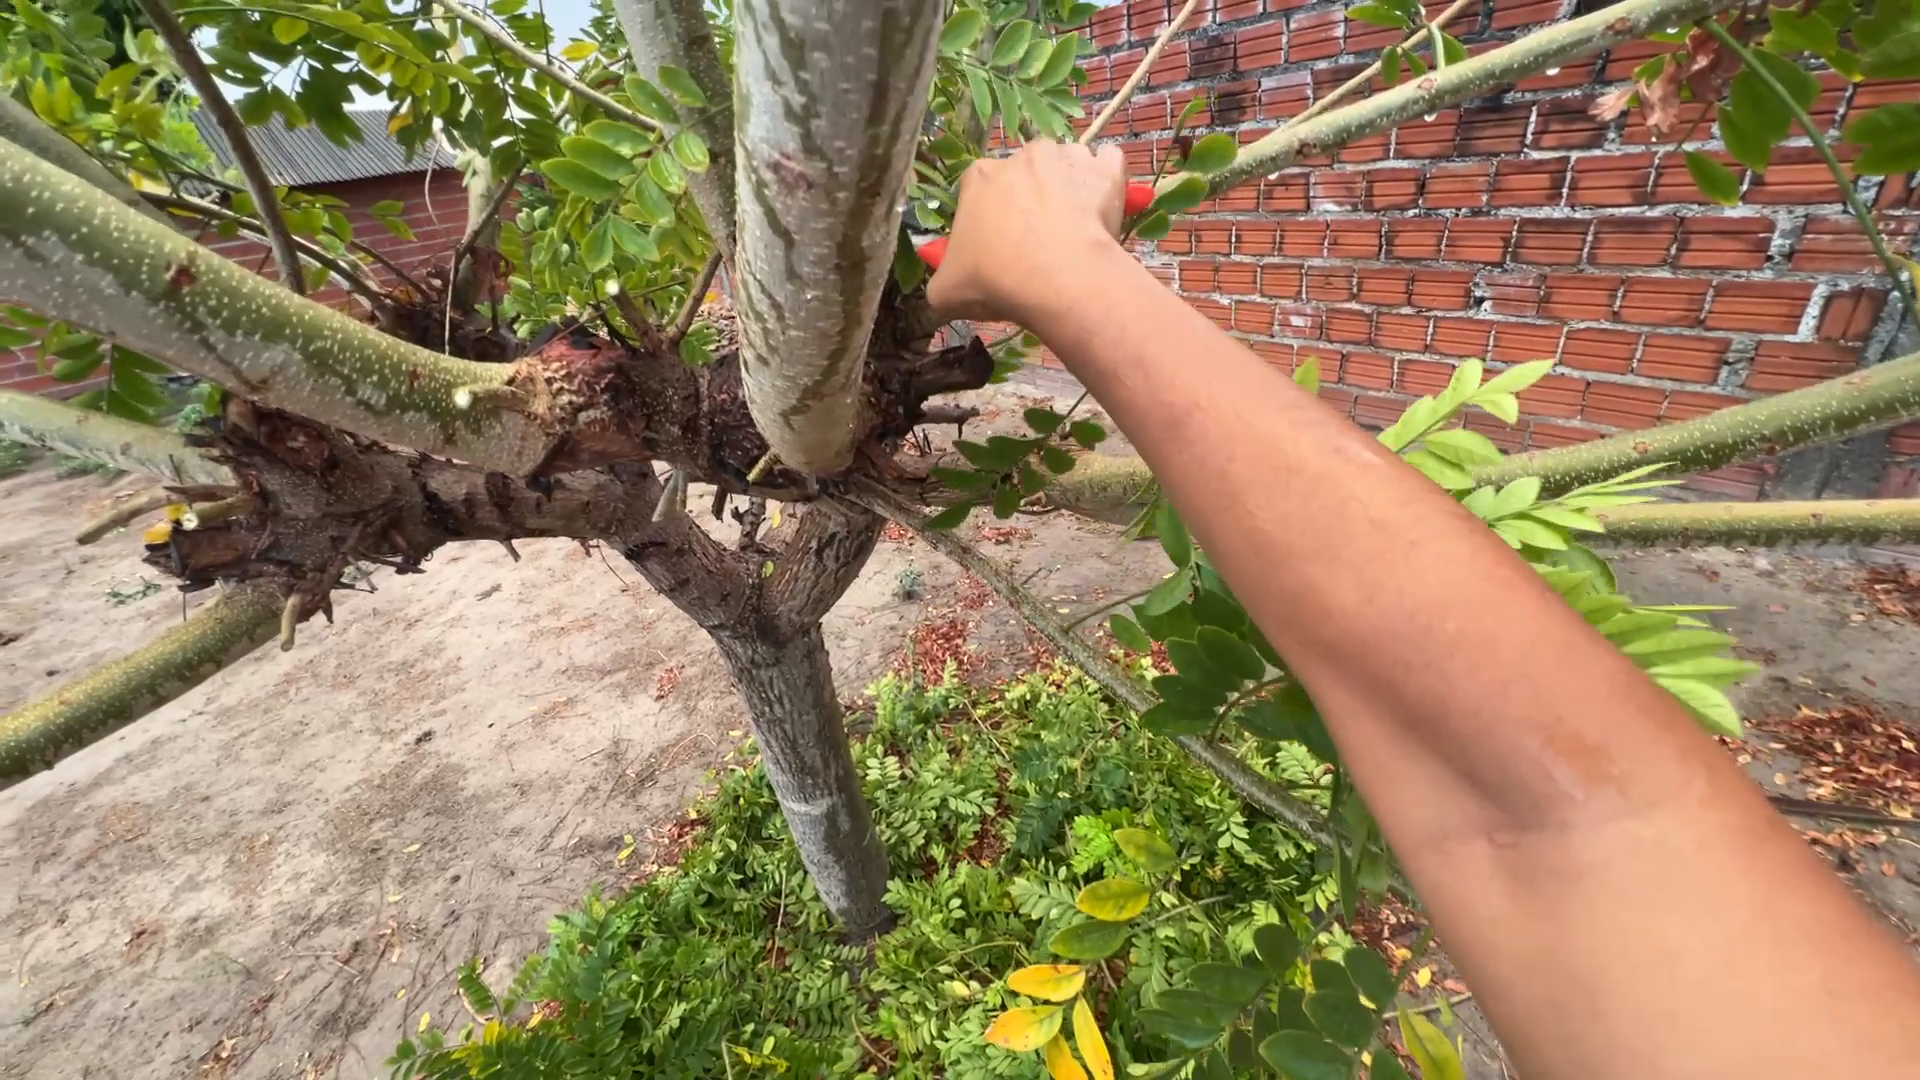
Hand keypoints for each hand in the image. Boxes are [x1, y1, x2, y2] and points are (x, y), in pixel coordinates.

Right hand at [925, 140, 1127, 324]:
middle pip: (1024, 178)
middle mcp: (1022, 155)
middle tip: (1036, 248)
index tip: (997, 250)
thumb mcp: (945, 292)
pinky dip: (1106, 184)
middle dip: (1029, 205)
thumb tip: (946, 286)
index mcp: (978, 177)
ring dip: (1067, 191)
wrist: (1056, 280)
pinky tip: (1102, 211)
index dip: (988, 222)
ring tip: (1071, 232)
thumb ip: (941, 281)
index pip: (980, 193)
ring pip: (1066, 168)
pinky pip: (1108, 166)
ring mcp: (1067, 156)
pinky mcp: (1105, 170)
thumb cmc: (994, 281)